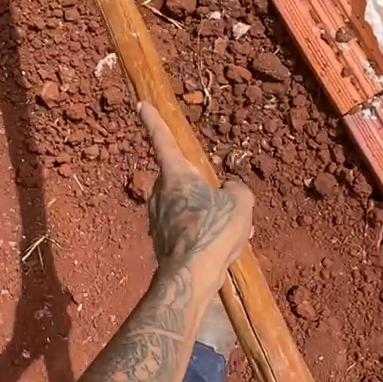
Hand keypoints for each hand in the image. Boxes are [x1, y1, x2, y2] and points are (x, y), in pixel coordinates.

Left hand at [138, 102, 252, 279]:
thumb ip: (237, 188)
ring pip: (190, 207)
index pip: (163, 139)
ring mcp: (158, 218)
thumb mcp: (241, 202)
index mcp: (176, 174)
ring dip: (210, 215)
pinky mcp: (162, 240)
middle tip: (229, 206)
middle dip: (206, 191)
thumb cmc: (214, 231)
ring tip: (236, 233)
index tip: (142, 104)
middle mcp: (160, 192)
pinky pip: (189, 228)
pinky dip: (205, 234)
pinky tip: (223, 249)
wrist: (191, 277)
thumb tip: (229, 190)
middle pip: (185, 181)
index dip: (153, 120)